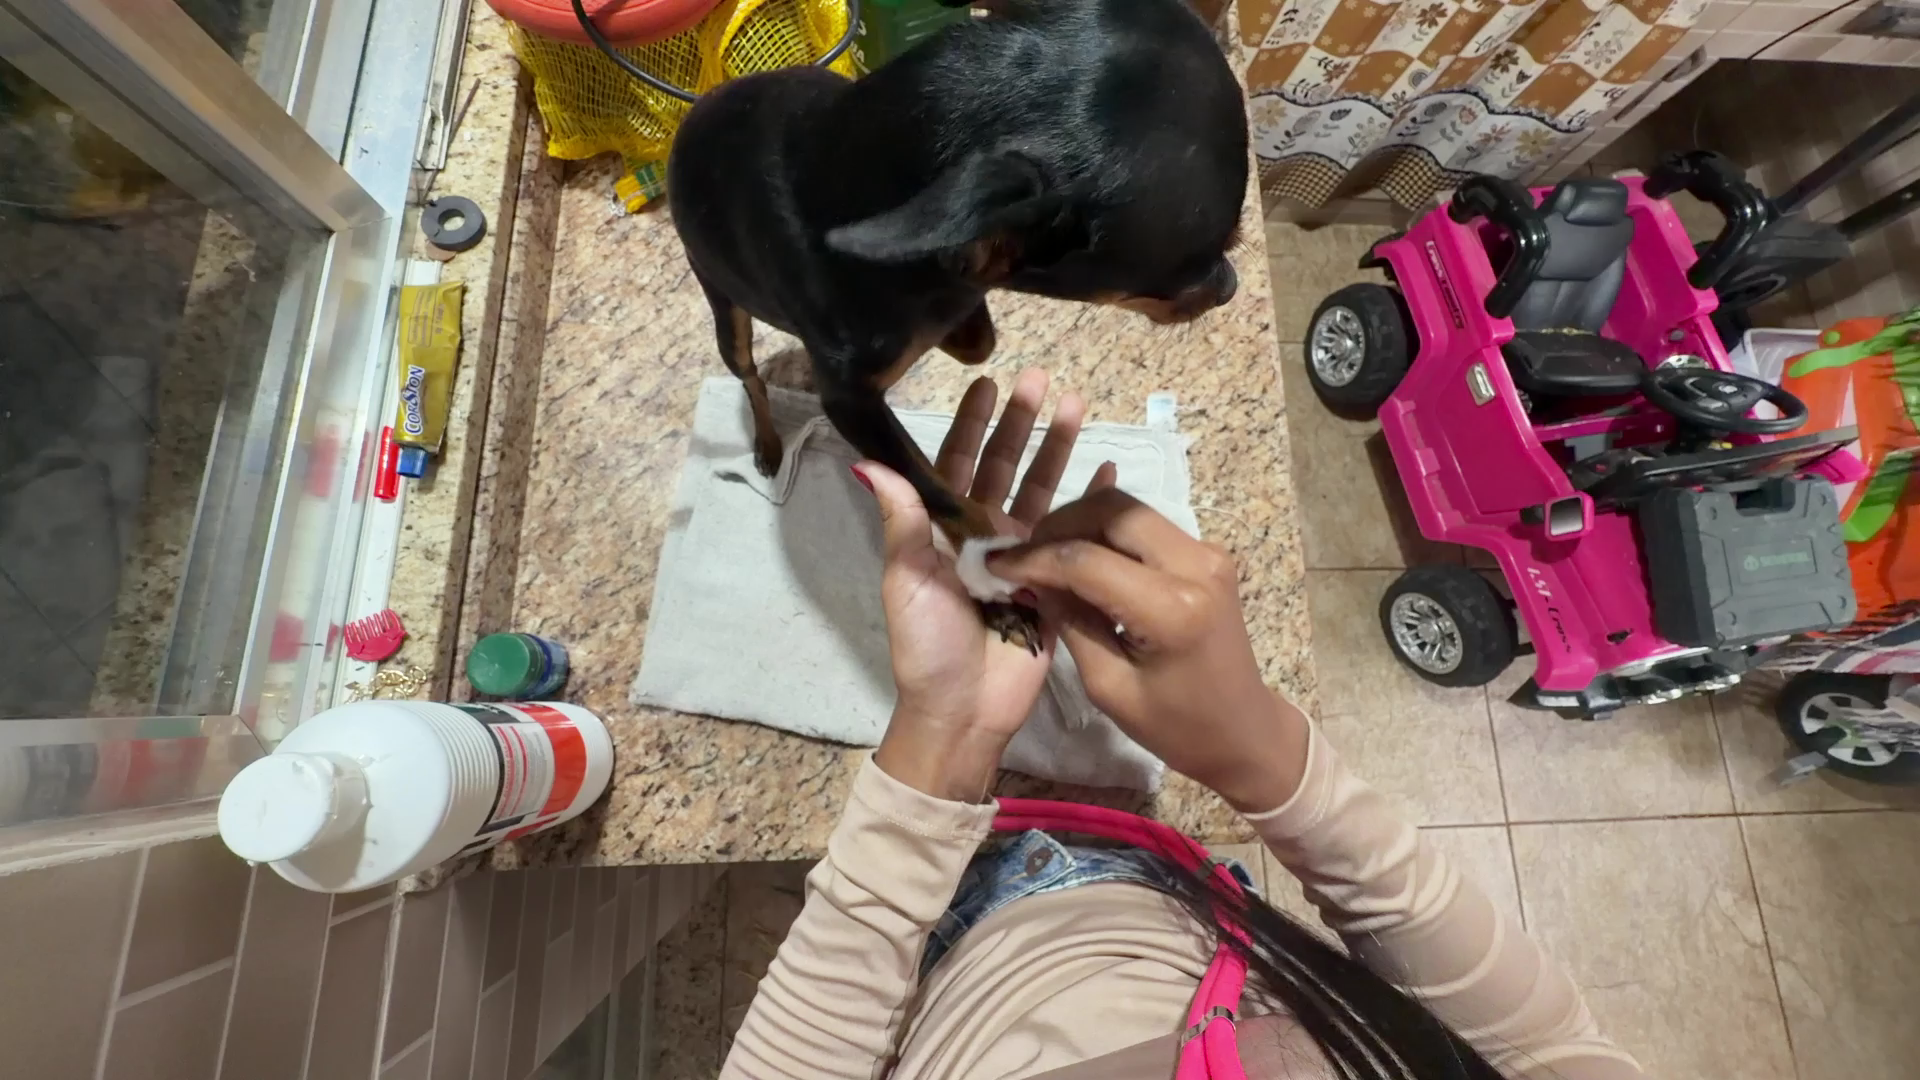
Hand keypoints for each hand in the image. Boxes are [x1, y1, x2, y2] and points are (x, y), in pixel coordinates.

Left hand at [860, 369, 1109, 800]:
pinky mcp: (1052, 580)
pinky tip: (1105, 470)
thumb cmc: (927, 644)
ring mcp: (1020, 556)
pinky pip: (1072, 533)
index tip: (986, 385)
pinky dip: (1088, 501)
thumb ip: (902, 521)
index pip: (956, 464)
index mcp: (942, 531)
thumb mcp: (906, 580)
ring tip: (1074, 406)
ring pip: (1039, 491)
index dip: (970, 425)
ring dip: (1055, 450)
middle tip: (1040, 379)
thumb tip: (868, 462)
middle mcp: (981, 534)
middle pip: (1002, 467)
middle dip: (1019, 423)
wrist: (964, 708)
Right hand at [985, 489, 1310, 812]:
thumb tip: (1030, 576)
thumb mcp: (1108, 685)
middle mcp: (1196, 564)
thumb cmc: (1176, 725)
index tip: (995, 563)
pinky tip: (1080, 554)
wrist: (1245, 732)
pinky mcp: (1206, 552)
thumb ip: (1069, 621)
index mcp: (1172, 609)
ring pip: (1128, 509)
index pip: (1086, 560)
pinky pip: (1144, 524)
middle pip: (1112, 510)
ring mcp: (1207, 552)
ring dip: (1081, 523)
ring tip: (1047, 555)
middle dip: (1058, 525)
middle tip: (1025, 554)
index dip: (1033, 558)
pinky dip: (1105, 531)